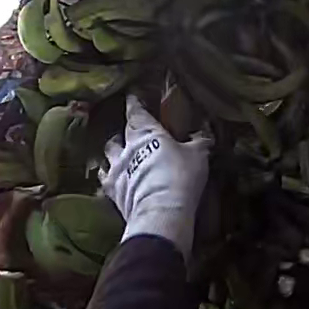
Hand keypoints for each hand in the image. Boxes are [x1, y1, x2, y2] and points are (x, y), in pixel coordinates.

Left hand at [98, 95, 210, 257]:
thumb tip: (203, 135)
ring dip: (112, 154)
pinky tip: (112, 181)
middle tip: (128, 132)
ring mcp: (116, 170)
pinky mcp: (112, 192)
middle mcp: (126, 147)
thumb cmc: (180, 176)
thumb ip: (198, 142)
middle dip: (122, 132)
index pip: (136, 112)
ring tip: (117, 156)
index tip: (131, 96)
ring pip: (107, 155)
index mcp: (146, 132)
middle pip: (118, 134)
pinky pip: (105, 180)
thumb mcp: (198, 155)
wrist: (161, 211)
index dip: (134, 103)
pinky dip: (108, 178)